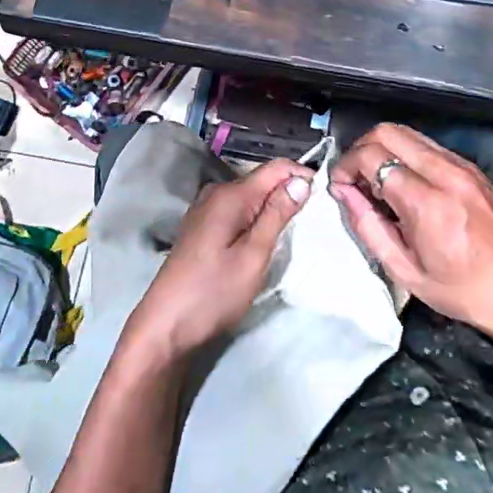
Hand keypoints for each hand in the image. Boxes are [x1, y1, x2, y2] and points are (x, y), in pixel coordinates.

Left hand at [124, 159, 312, 360]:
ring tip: (297, 229)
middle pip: (262, 181)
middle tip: (317, 217)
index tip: (326, 194)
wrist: (166, 324)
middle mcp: (216, 193)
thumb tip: (300, 181)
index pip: (275, 168)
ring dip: (273, 207)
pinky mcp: (202, 227)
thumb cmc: (214, 292)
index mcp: (230, 195)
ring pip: (249, 197)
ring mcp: (205, 210)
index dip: (302, 175)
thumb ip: (276, 215)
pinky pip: (236, 212)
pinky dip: (254, 219)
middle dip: (289, 192)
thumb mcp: (253, 255)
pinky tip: (265, 238)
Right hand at [331, 123, 492, 355]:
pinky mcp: (470, 168)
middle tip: (355, 180)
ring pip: (406, 132)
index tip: (341, 188)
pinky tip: (402, 185)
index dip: (345, 167)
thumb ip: (367, 227)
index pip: (371, 157)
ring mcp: (461, 167)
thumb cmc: (465, 291)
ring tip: (377, 183)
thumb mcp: (405, 271)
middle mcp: (445, 174)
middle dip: (360, 150)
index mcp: (427, 203)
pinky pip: (426, 144)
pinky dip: (404, 154)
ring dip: (382, 149)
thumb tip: (344, 194)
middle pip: (386, 131)